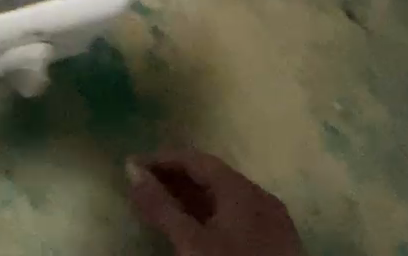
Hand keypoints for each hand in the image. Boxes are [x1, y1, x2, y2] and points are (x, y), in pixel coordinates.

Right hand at [126, 150, 304, 255]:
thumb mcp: (190, 241)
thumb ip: (159, 204)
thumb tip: (130, 169)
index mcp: (244, 190)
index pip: (194, 160)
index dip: (159, 160)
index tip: (131, 169)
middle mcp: (262, 200)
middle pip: (209, 178)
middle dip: (172, 180)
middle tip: (141, 189)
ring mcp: (274, 225)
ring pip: (222, 200)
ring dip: (188, 200)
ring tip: (159, 208)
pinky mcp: (277, 248)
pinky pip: (235, 219)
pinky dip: (208, 217)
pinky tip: (190, 228)